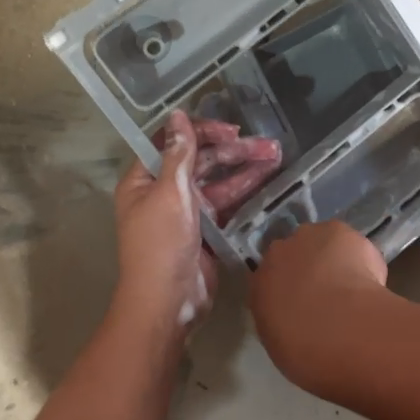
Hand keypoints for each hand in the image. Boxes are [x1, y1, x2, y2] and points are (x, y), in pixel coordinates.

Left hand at [112, 112, 282, 339]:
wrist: (168, 304)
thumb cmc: (161, 244)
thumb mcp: (169, 193)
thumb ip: (178, 154)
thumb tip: (177, 115)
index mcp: (143, 181)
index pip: (172, 143)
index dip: (200, 132)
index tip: (229, 130)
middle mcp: (163, 192)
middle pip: (200, 161)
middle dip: (231, 151)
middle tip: (264, 144)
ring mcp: (186, 212)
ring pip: (217, 182)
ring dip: (244, 169)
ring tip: (276, 156)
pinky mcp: (206, 232)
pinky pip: (226, 205)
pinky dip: (245, 192)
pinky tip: (269, 180)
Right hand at [248, 221, 388, 392]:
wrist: (339, 328)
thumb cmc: (306, 352)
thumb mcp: (283, 345)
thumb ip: (284, 322)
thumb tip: (297, 318)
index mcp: (259, 286)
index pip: (270, 280)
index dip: (288, 289)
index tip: (303, 303)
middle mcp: (277, 254)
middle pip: (292, 253)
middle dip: (306, 267)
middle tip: (327, 293)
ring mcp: (307, 237)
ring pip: (319, 242)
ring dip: (330, 256)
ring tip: (352, 284)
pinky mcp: (337, 230)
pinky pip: (348, 242)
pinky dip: (358, 256)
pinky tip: (370, 279)